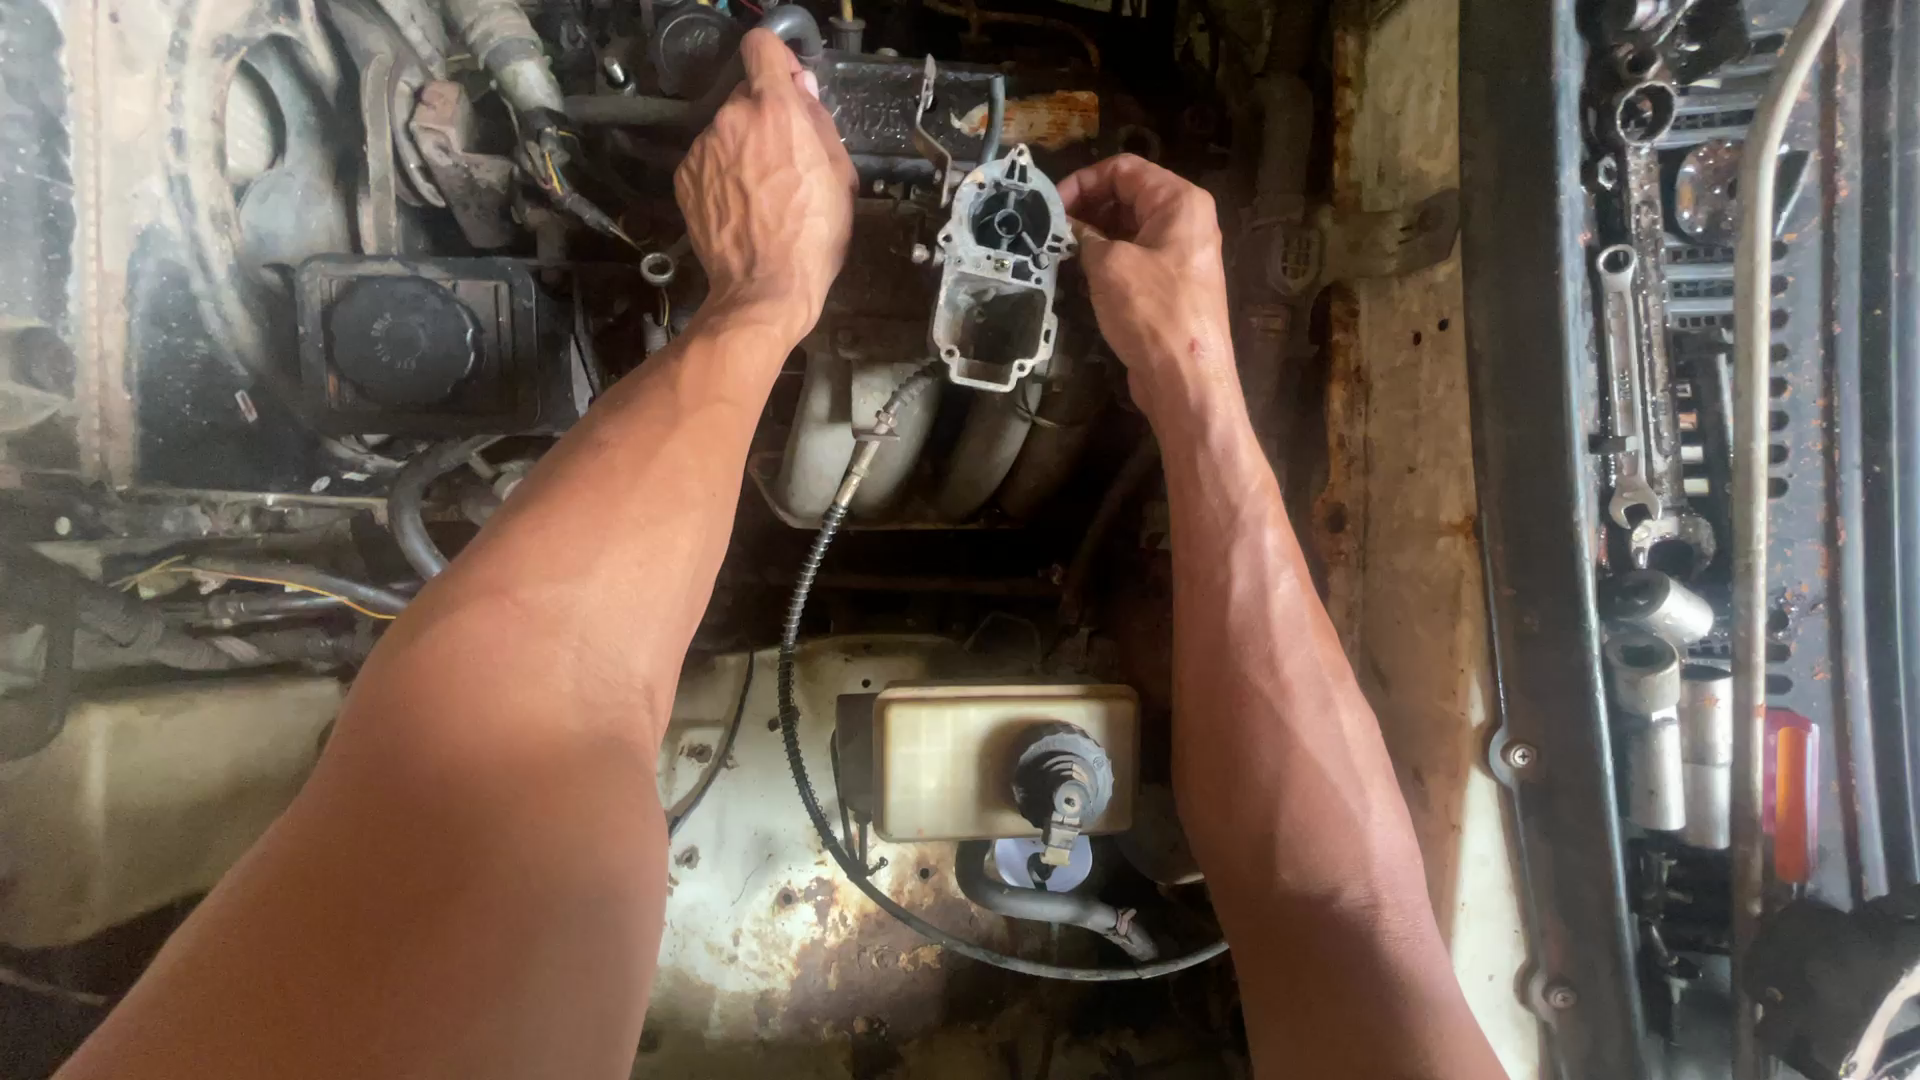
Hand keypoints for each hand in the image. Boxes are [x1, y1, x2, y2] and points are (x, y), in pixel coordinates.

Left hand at [674, 30, 855, 342]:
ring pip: (726, 132)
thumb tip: (803, 93)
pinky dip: (722, 176)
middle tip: (785, 164)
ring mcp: (703, 148)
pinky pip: (708, 162)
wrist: (765, 290)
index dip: (777, 62)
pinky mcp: (685, 177)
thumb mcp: (840, 180)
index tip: (787, 87)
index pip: (762, 47)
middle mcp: (732, 119)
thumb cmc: (811, 241)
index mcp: (775, 112)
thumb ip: (821, 125)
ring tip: (762, 196)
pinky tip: (742, 208)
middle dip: (765, 121)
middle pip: (746, 98)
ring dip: (742, 151)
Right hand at [1058, 155, 1235, 422]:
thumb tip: (1070, 231)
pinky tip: (1079, 279)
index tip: (1050, 205)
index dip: (1083, 180)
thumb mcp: (1110, 265)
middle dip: (1087, 211)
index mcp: (1180, 202)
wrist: (1185, 377)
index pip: (1124, 169)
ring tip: (1058, 255)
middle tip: (1050, 232)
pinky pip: (1133, 263)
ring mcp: (1179, 259)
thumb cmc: (1152, 312)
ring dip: (1093, 240)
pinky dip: (1106, 265)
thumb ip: (1086, 238)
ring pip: (1128, 233)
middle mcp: (1185, 223)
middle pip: (1127, 199)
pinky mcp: (1169, 290)